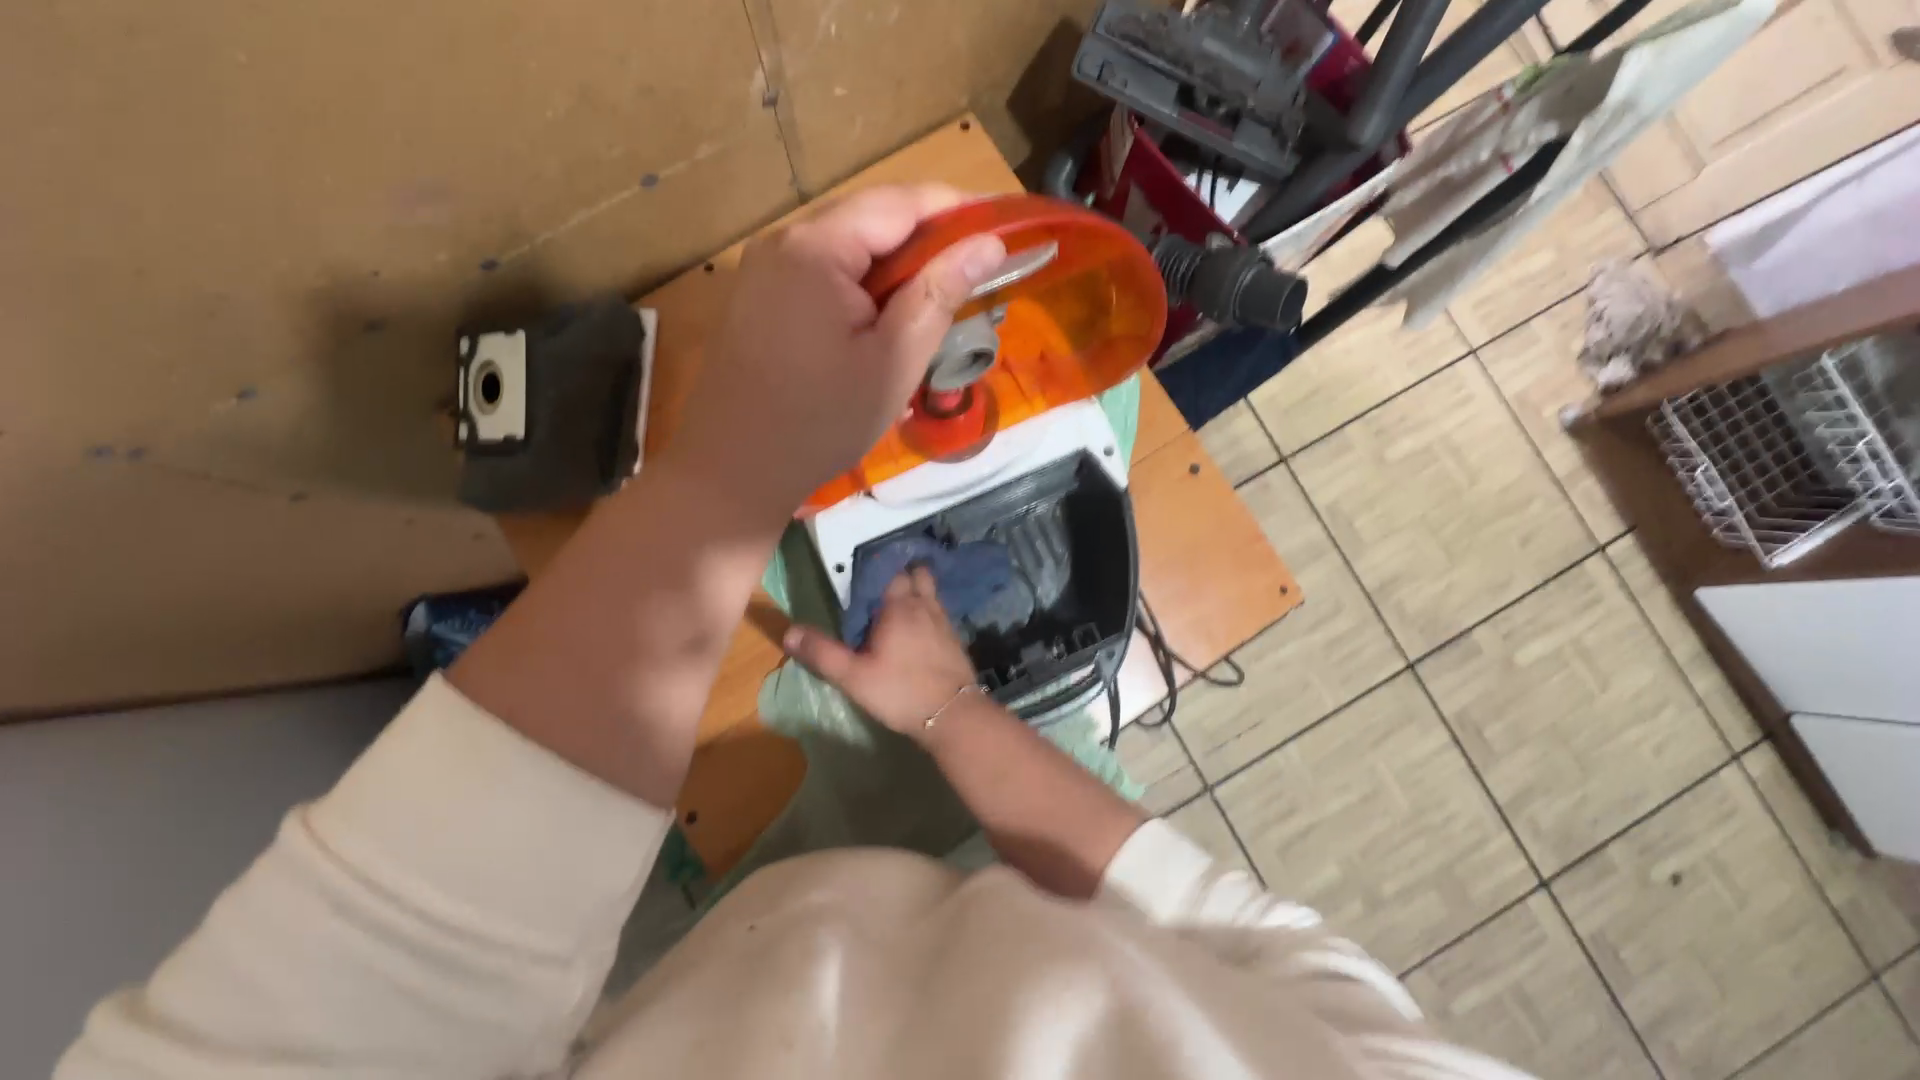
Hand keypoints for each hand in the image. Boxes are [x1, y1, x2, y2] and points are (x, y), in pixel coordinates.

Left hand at [666, 184, 1008, 520]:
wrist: (732, 470)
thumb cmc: (820, 421)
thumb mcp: (893, 361)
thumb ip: (939, 293)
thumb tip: (989, 243)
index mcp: (817, 248)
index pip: (901, 202)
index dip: (957, 210)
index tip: (1003, 229)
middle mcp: (783, 240)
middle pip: (871, 218)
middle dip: (926, 240)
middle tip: (973, 273)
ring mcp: (763, 267)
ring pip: (847, 245)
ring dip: (893, 265)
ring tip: (933, 302)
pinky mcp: (756, 294)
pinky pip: (820, 270)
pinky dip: (859, 284)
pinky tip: (880, 322)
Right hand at [782, 566, 978, 740]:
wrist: (952, 715)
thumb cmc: (900, 691)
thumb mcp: (853, 676)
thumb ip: (822, 653)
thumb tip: (789, 631)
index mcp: (898, 607)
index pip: (890, 572)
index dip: (878, 570)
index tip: (863, 576)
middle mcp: (924, 606)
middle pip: (917, 575)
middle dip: (902, 575)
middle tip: (882, 588)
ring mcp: (944, 622)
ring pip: (931, 593)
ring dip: (918, 592)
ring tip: (901, 604)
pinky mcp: (956, 640)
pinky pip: (940, 614)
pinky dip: (930, 613)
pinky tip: (921, 629)